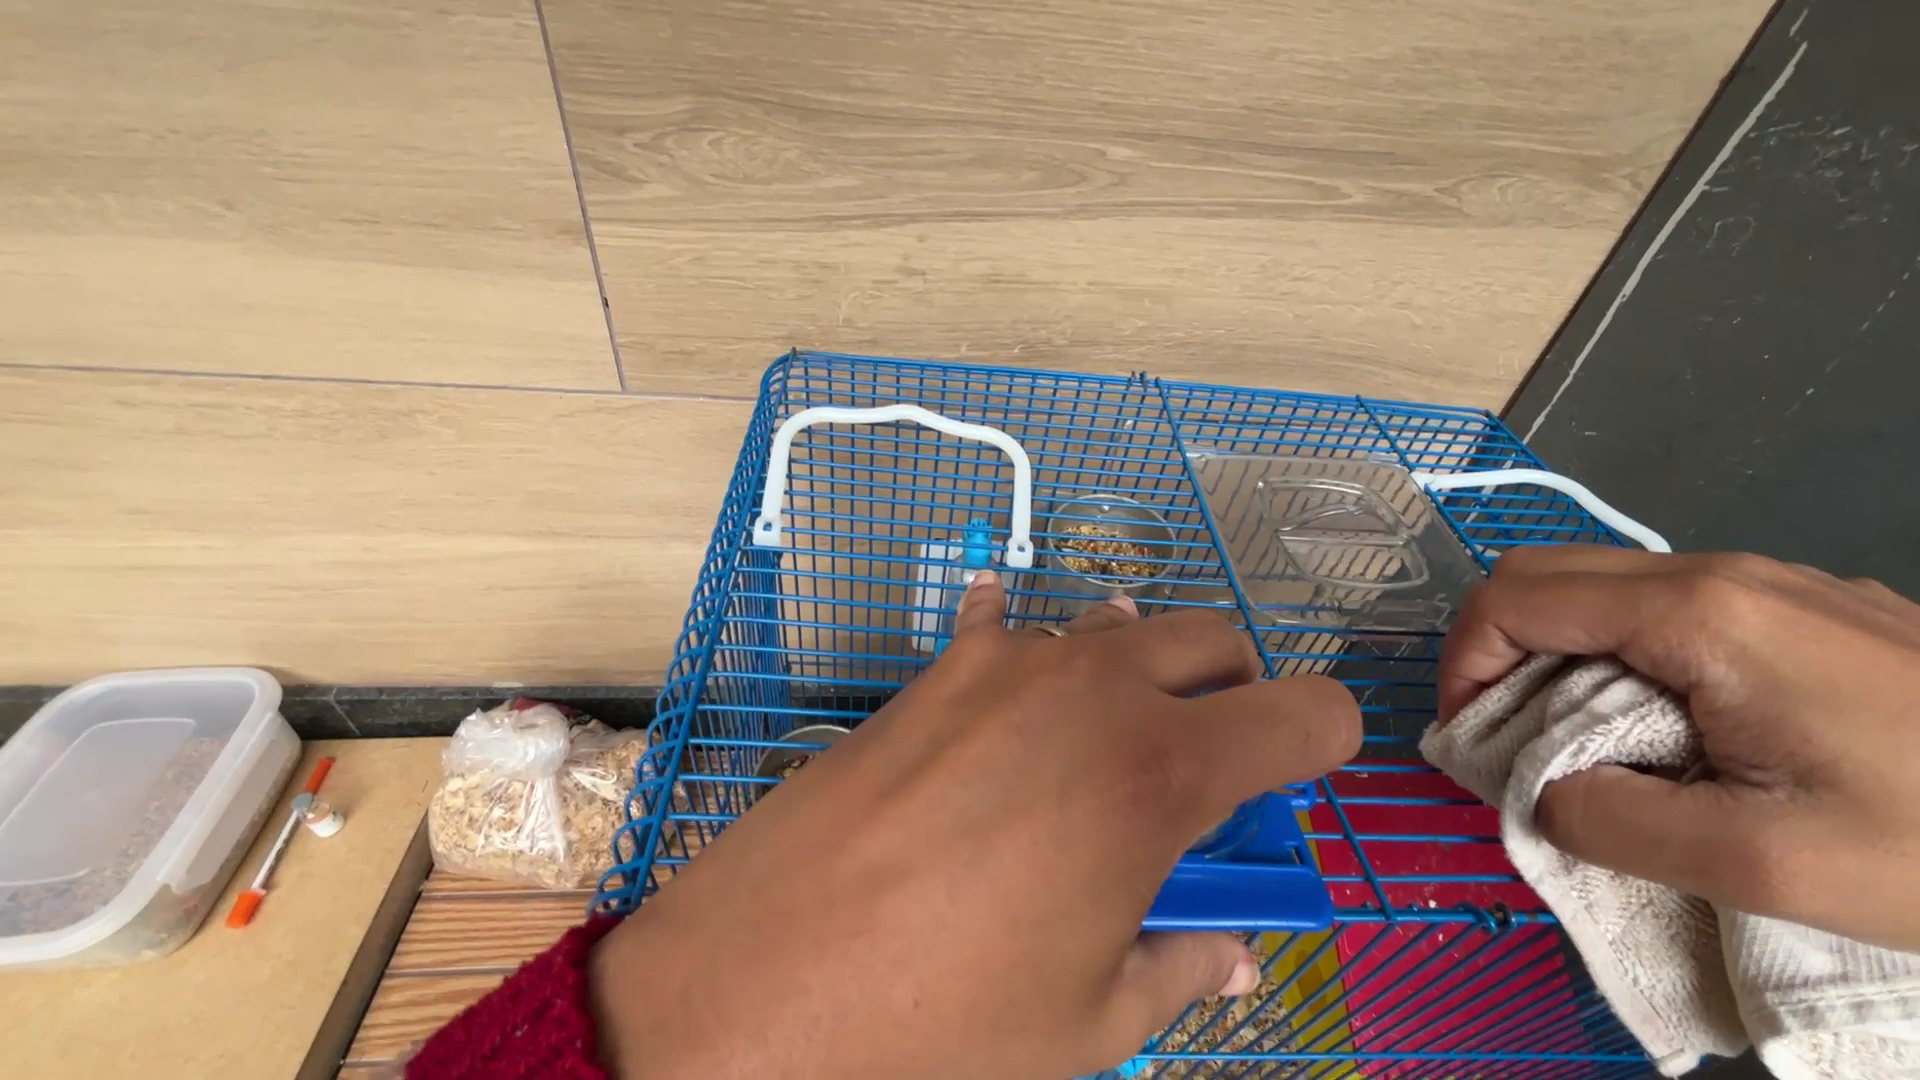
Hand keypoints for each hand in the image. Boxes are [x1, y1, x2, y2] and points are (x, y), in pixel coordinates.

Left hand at [590, 572, 1359, 1078]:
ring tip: (1107, 739)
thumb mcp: (1091, 1017)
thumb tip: (1228, 950)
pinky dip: (1030, 646)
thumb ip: (1182, 965)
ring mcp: (1009, 663)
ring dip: (1137, 672)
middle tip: (1203, 766)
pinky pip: (1004, 621)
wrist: (764, 974)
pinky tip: (1012, 684)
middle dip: (1233, 693)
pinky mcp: (939, 668)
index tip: (1301, 777)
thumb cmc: (943, 1015)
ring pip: (1116, 626)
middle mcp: (1093, 689)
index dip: (1323, 741)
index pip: (1305, 712)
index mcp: (1158, 771)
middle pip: (1213, 641)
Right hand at [1439, 546, 1919, 948]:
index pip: (1510, 601)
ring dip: (1549, 654)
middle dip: (1492, 651)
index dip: (1463, 665)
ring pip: (1595, 587)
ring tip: (1573, 738)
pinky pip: (1656, 608)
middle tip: (1505, 736)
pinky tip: (1656, 721)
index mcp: (1695, 613)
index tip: (1470, 739)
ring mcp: (1766, 584)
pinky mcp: (1799, 608)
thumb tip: (1535, 791)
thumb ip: (1609, 822)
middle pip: (1540, 576)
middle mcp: (1718, 573)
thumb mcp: (1768, 864)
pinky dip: (1608, 654)